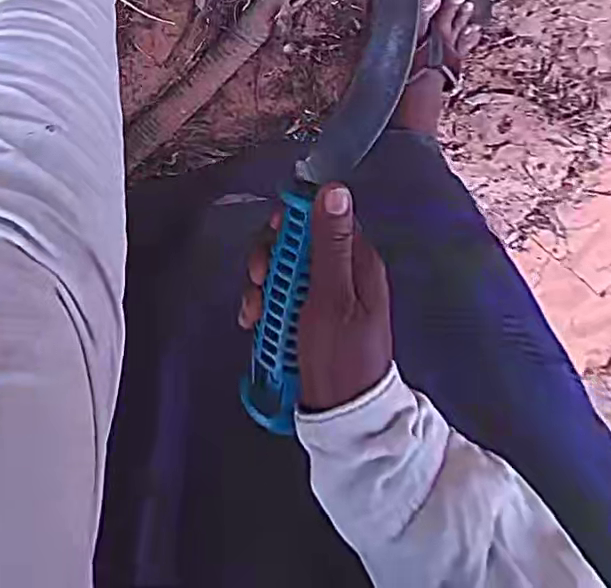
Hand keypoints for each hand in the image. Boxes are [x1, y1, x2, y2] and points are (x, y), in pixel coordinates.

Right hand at [240, 183, 394, 412]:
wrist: (344, 421)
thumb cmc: (340, 355)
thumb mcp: (332, 296)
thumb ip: (329, 243)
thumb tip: (334, 189)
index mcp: (356, 262)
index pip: (322, 218)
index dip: (293, 221)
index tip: (275, 236)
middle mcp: (341, 273)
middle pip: (296, 243)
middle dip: (270, 257)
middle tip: (259, 277)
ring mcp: (322, 296)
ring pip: (282, 269)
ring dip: (262, 284)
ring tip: (255, 310)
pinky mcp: (306, 317)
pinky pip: (279, 296)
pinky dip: (263, 304)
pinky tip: (254, 321)